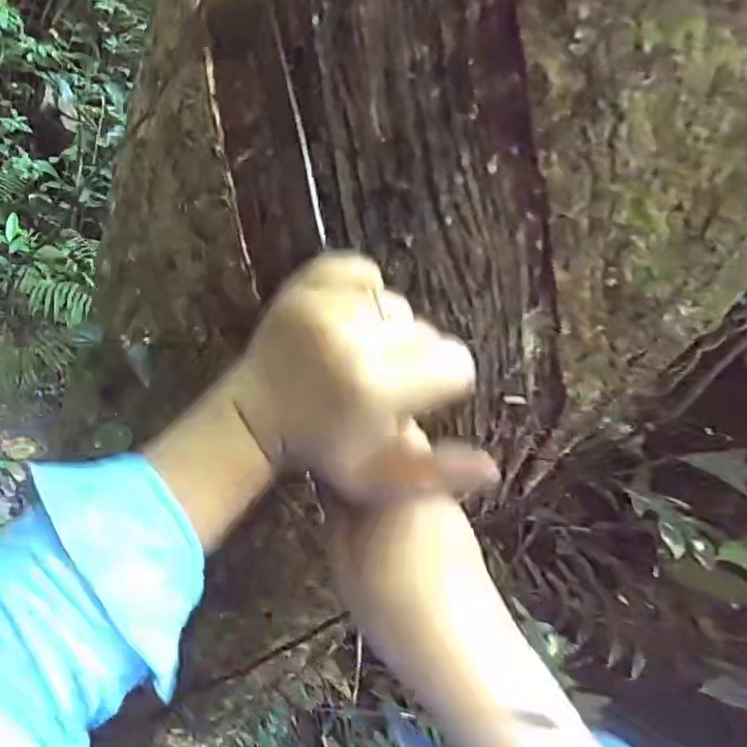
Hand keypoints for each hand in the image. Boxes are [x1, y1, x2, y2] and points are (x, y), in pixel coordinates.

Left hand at [219, 253, 495, 501]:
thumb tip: (493, 468)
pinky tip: (349, 316)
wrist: (253, 416)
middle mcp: (350, 345)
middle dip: (412, 356)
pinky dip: (360, 288)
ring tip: (359, 350)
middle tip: (380, 375)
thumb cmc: (321, 449)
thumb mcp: (377, 476)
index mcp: (374, 392)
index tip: (417, 392)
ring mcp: (321, 310)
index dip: (443, 381)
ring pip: (393, 302)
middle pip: (425, 331)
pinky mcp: (302, 288)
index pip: (455, 364)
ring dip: (385, 325)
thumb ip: (436, 473)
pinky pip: (357, 269)